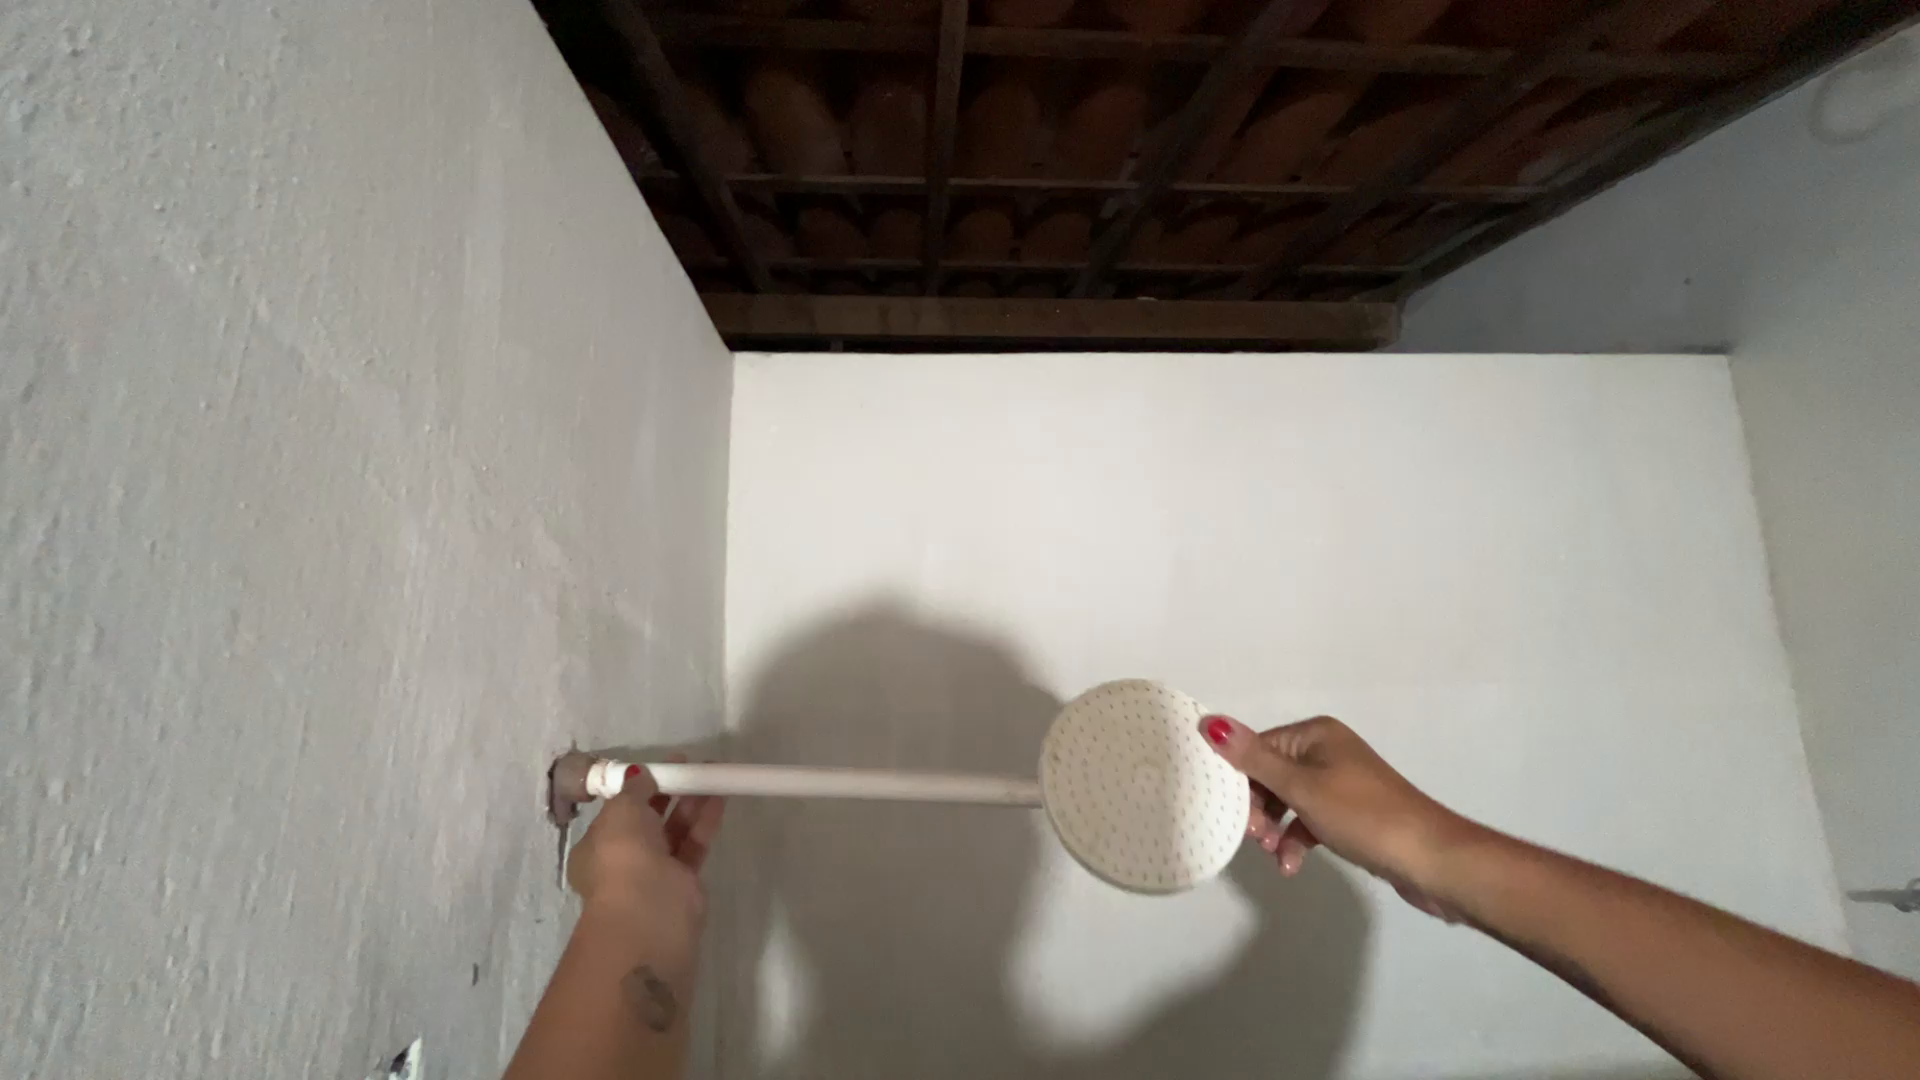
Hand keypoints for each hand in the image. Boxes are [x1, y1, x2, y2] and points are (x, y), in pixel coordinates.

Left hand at [567, 763, 724, 929]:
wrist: (646, 916)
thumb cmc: (623, 858)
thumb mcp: (621, 812)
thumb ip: (634, 789)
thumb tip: (639, 773)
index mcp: (598, 846)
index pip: (620, 810)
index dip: (641, 785)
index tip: (663, 766)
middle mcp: (624, 859)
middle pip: (650, 817)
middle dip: (670, 790)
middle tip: (692, 766)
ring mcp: (654, 872)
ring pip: (675, 828)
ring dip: (692, 801)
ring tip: (712, 773)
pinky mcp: (683, 881)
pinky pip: (694, 842)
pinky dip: (706, 819)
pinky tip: (721, 797)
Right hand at [1200, 714, 1475, 918]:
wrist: (1435, 862)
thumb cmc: (1364, 815)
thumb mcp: (1301, 788)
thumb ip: (1252, 759)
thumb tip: (1208, 722)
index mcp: (1315, 734)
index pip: (1259, 749)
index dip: (1241, 780)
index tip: (1234, 814)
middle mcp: (1327, 751)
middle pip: (1271, 775)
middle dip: (1258, 808)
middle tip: (1255, 838)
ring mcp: (1341, 783)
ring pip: (1288, 800)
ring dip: (1275, 828)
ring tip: (1274, 855)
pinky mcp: (1351, 814)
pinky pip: (1310, 819)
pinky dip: (1297, 839)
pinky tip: (1292, 866)